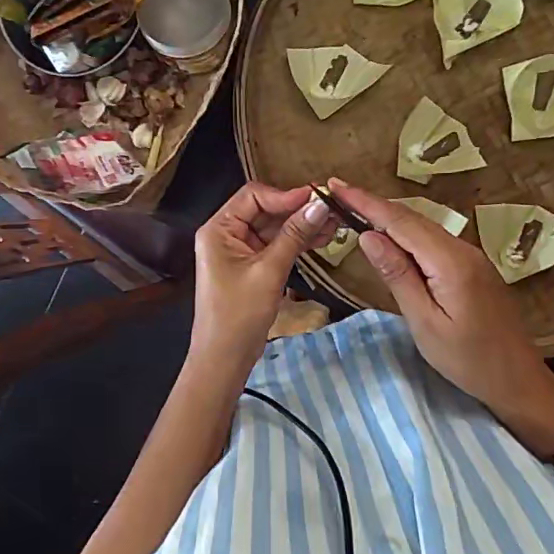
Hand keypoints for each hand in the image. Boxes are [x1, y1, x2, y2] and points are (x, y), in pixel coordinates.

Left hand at [191, 181, 334, 367]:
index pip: (253, 196)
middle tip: (332, 210)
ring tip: (334, 224)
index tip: (317, 197)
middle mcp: (226, 234)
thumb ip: (294, 235)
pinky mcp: (251, 266)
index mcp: (219, 229)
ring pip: (273, 228)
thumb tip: (320, 205)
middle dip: (297, 210)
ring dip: (301, 226)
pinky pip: (275, 246)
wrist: (224, 358)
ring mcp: (239, 251)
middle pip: (265, 210)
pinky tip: (321, 239)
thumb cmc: (239, 314)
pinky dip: (296, 242)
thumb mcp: (269, 271)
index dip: (286, 195)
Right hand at [332, 180, 553, 454]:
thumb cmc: (468, 360)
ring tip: (354, 209)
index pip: (400, 222)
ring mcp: (471, 257)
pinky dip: (407, 234)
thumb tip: (369, 236)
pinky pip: (434, 241)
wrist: (517, 378)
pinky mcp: (473, 268)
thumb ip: (398, 276)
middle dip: (373, 204)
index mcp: (450, 262)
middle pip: (412, 219)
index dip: (366, 202)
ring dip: (389, 217)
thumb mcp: (425, 323)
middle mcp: (463, 249)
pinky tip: (390, 238)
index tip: (335, 186)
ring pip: (424, 228)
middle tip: (337, 194)